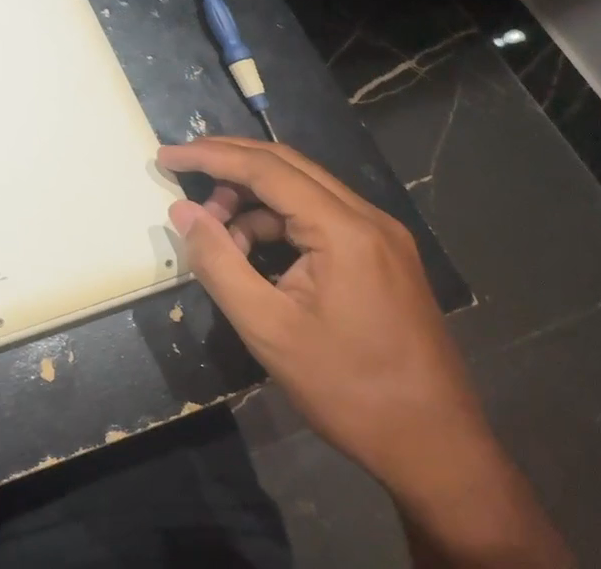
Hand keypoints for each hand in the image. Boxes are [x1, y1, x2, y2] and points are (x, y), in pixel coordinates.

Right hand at [161, 137, 570, 567]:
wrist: (434, 446)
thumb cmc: (346, 388)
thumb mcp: (266, 327)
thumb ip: (218, 262)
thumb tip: (182, 212)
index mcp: (345, 230)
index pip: (267, 169)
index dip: (211, 156)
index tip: (165, 155)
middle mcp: (369, 220)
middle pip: (289, 166)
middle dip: (230, 162)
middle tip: (180, 170)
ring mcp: (382, 239)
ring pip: (304, 192)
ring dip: (253, 199)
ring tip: (217, 233)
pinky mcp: (383, 259)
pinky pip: (320, 219)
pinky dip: (279, 224)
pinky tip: (254, 255)